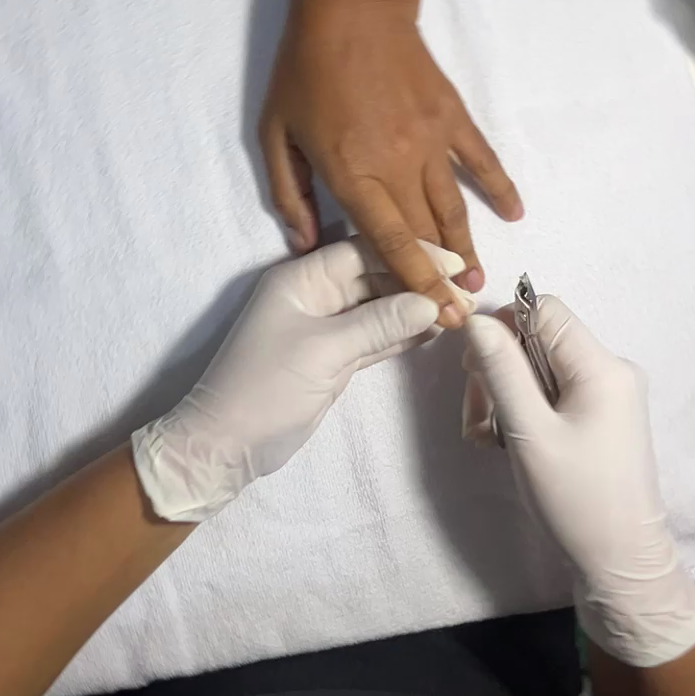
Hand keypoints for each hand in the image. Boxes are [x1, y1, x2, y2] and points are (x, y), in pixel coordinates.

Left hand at [132, 238, 463, 522]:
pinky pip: (375, 336)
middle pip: (374, 277)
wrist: (228, 444)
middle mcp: (314, 294)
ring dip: (415, 308)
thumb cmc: (267, 386)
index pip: (363, 251)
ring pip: (379, 307)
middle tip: (465, 291)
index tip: (454, 264)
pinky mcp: (334, 356)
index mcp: (301, 278)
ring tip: (460, 310)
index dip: (408, 254)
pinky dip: (402, 334)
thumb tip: (432, 300)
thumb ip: (378, 322)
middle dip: (417, 283)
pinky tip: (434, 330)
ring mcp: (325, 326)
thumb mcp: (324, 350)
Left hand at [259, 0, 521, 326]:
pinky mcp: (452, 118)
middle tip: (460, 315)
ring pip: (456, 207)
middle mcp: (399, 166)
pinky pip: (481, 159)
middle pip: (427, 235)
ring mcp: (433, 141)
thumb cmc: (305, 71)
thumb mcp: (275, 133)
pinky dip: (499, 187)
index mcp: (354, 174)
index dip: (414, 286)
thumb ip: (291, 194)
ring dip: (469, 248)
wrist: (351, 6)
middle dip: (445, 281)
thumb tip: (306, 243)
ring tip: (480, 281)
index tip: (437, 318)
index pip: (389, 244)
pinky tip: (514, 212)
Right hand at [461, 298, 694, 667]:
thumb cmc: (576, 498)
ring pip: (538, 366)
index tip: (475, 367)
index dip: (503, 327)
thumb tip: (475, 320)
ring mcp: (607, 393)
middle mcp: (610, 370)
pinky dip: (522, 407)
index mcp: (602, 367)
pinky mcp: (599, 414)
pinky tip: (506, 439)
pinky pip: (550, 389)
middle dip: (497, 368)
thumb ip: (501, 370)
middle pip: (537, 338)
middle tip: (476, 415)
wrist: (621, 563)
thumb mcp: (529, 432)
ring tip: (486, 435)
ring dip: (504, 392)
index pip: (543, 309)